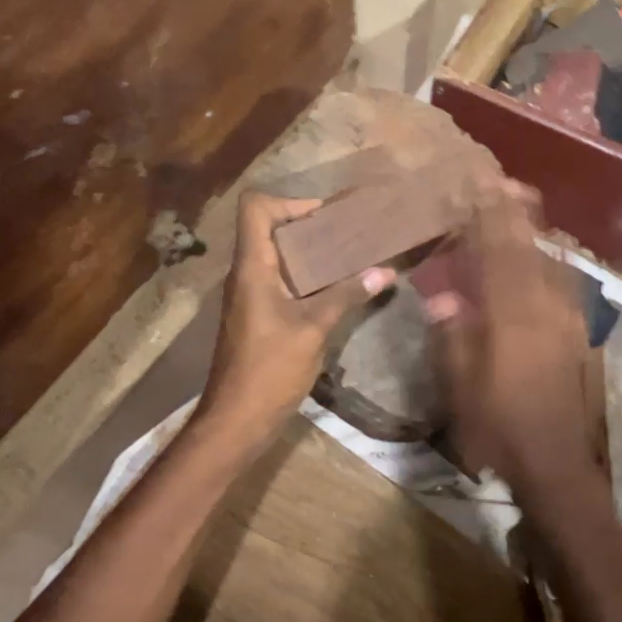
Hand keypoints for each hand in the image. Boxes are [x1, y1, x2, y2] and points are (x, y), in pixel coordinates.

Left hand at [199, 191, 395, 441]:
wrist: (236, 420)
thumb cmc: (269, 369)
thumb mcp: (314, 329)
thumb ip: (347, 295)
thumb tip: (385, 271)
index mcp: (252, 266)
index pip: (254, 207)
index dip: (287, 201)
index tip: (323, 216)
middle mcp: (246, 273)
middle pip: (269, 227)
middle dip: (309, 224)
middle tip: (348, 232)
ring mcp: (250, 295)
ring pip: (278, 255)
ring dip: (310, 251)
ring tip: (350, 255)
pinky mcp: (259, 315)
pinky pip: (282, 279)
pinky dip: (307, 276)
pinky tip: (338, 288)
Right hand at [422, 181, 593, 496]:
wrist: (556, 463)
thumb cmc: (499, 425)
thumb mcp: (461, 383)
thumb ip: (454, 334)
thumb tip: (443, 298)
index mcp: (511, 312)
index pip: (498, 251)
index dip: (488, 216)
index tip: (479, 185)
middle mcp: (545, 304)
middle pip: (529, 246)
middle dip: (515, 213)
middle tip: (503, 183)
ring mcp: (567, 317)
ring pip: (550, 260)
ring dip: (532, 232)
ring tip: (518, 207)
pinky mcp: (577, 332)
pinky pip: (560, 280)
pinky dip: (546, 259)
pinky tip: (538, 258)